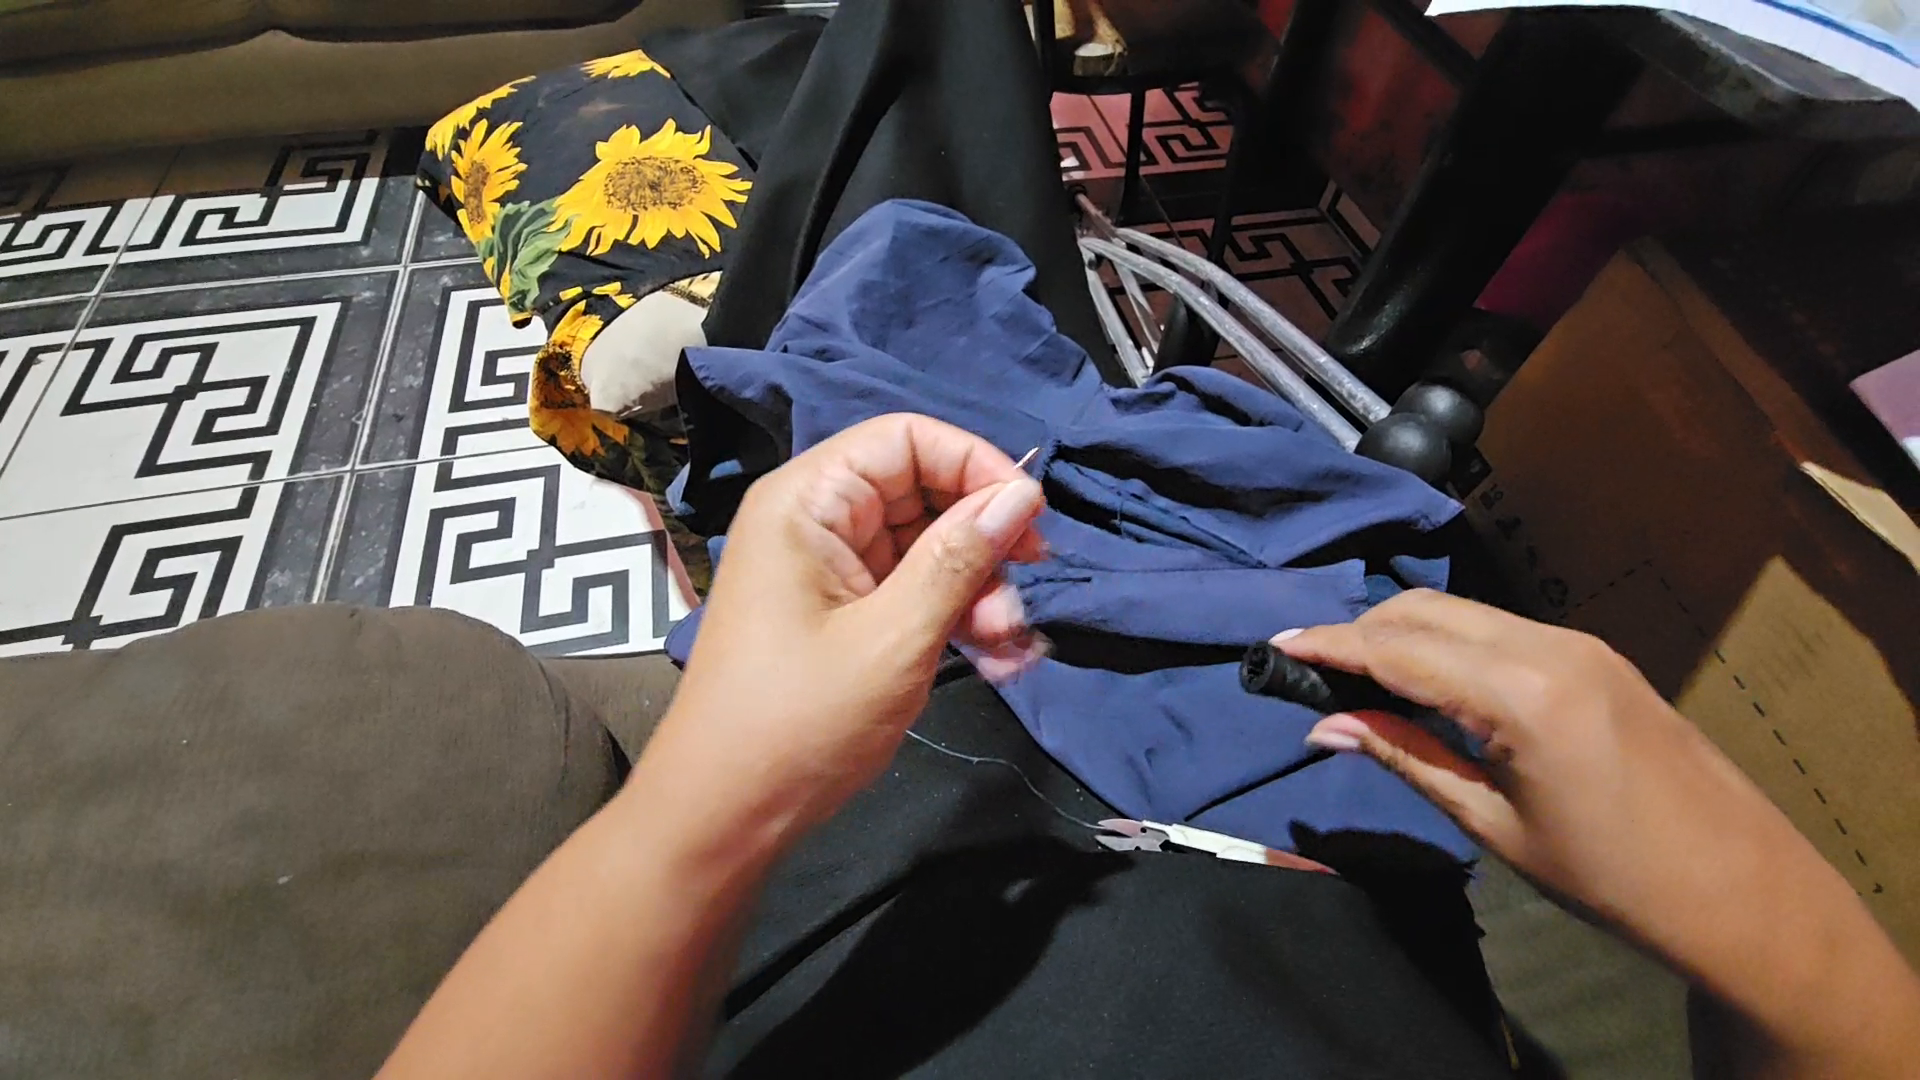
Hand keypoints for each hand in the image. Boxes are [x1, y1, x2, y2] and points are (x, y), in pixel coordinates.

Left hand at [637, 413, 1047, 848]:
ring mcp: (831, 567)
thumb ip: (960, 558)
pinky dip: (954, 613)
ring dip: (976, 587)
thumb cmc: (800, 721)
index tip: (1028, 515)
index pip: (905, 439)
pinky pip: (913, 589)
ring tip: (1006, 643)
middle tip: (1024, 589)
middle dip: (980, 539)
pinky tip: (992, 655)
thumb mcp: (894, 637)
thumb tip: (1023, 494)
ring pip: (926, 546)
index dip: (974, 464)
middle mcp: (817, 520)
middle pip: (921, 492)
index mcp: (809, 501)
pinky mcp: (845, 610)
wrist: (726, 815)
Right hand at [1276, 589, 1919, 1076]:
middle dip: (1357, 631)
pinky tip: (1422, 675)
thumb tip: (1322, 725)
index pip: (1399, 649)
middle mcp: (1549, 647)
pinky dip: (1438, 639)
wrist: (1754, 899)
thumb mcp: (1491, 824)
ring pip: (1455, 611)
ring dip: (1397, 631)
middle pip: (1422, 611)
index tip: (1276, 646)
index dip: (1330, 645)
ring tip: (1356, 671)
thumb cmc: (1612, 878)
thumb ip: (1403, 754)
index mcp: (1523, 696)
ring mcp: (1575, 643)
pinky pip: (1490, 626)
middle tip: (1310, 667)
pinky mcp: (1589, 654)